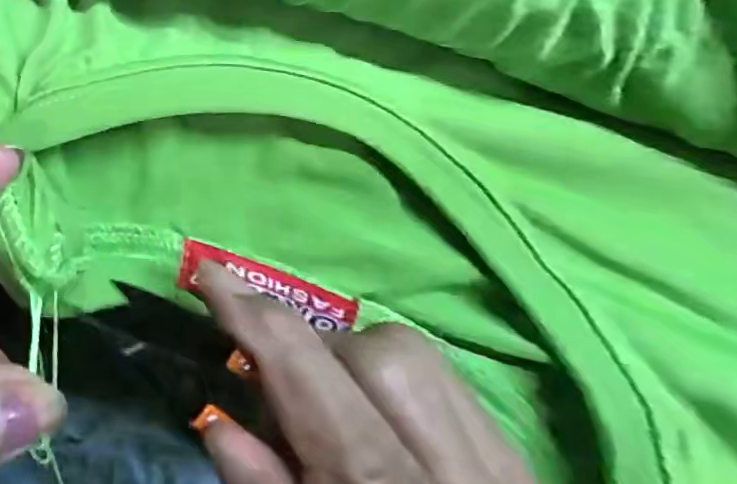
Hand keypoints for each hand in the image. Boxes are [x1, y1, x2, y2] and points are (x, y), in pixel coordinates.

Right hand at [194, 263, 535, 483]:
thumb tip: (221, 425)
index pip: (311, 379)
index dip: (253, 315)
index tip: (208, 274)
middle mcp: (452, 481)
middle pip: (378, 356)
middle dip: (316, 354)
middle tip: (287, 397)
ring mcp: (505, 481)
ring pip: (421, 360)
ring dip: (360, 363)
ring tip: (339, 409)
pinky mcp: (528, 481)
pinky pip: (458, 393)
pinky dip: (404, 388)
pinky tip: (388, 425)